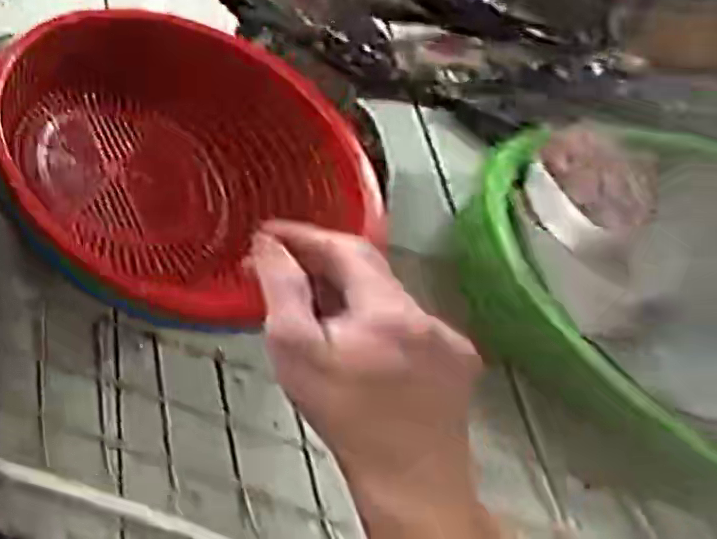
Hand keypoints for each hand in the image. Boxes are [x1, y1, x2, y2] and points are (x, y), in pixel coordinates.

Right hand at [253, 221, 494, 537]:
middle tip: (267, 265)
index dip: (301, 234)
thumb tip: (268, 242)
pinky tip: (335, 329)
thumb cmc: (341, 410)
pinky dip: (360, 310)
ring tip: (294, 299)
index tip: (263, 233)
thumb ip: (281, 285)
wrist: (410, 484)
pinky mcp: (453, 365)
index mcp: (392, 311)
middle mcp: (429, 320)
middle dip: (313, 260)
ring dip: (335, 286)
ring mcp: (448, 343)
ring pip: (380, 293)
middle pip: (365, 269)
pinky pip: (396, 318)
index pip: (346, 247)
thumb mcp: (292, 343)